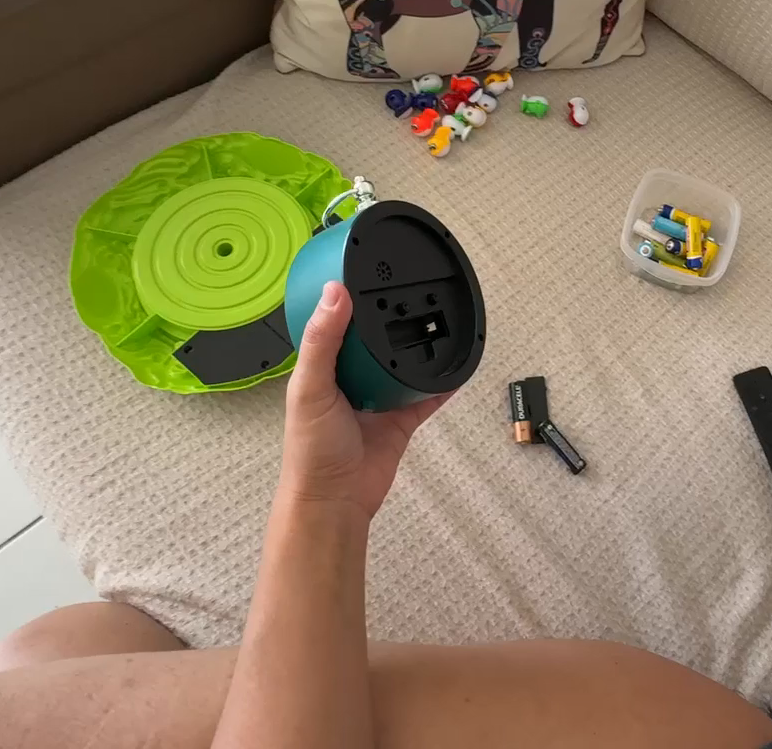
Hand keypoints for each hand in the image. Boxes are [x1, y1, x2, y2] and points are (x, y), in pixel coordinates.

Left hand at [277, 282, 450, 516]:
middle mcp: (354, 377)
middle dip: (389, 318)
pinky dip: (444, 381)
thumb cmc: (312, 448)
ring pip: (405, 363)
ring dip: (418, 345)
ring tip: (436, 319)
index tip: (366, 271)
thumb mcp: (311, 388)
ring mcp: (381, 397)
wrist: (337, 500)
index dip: (349, 298)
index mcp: (326, 367)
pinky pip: (429, 394)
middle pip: (376, 340)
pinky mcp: (404, 418)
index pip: (338, 323)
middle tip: (410, 291)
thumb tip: (335, 292)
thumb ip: (322, 341)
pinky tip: (460, 364)